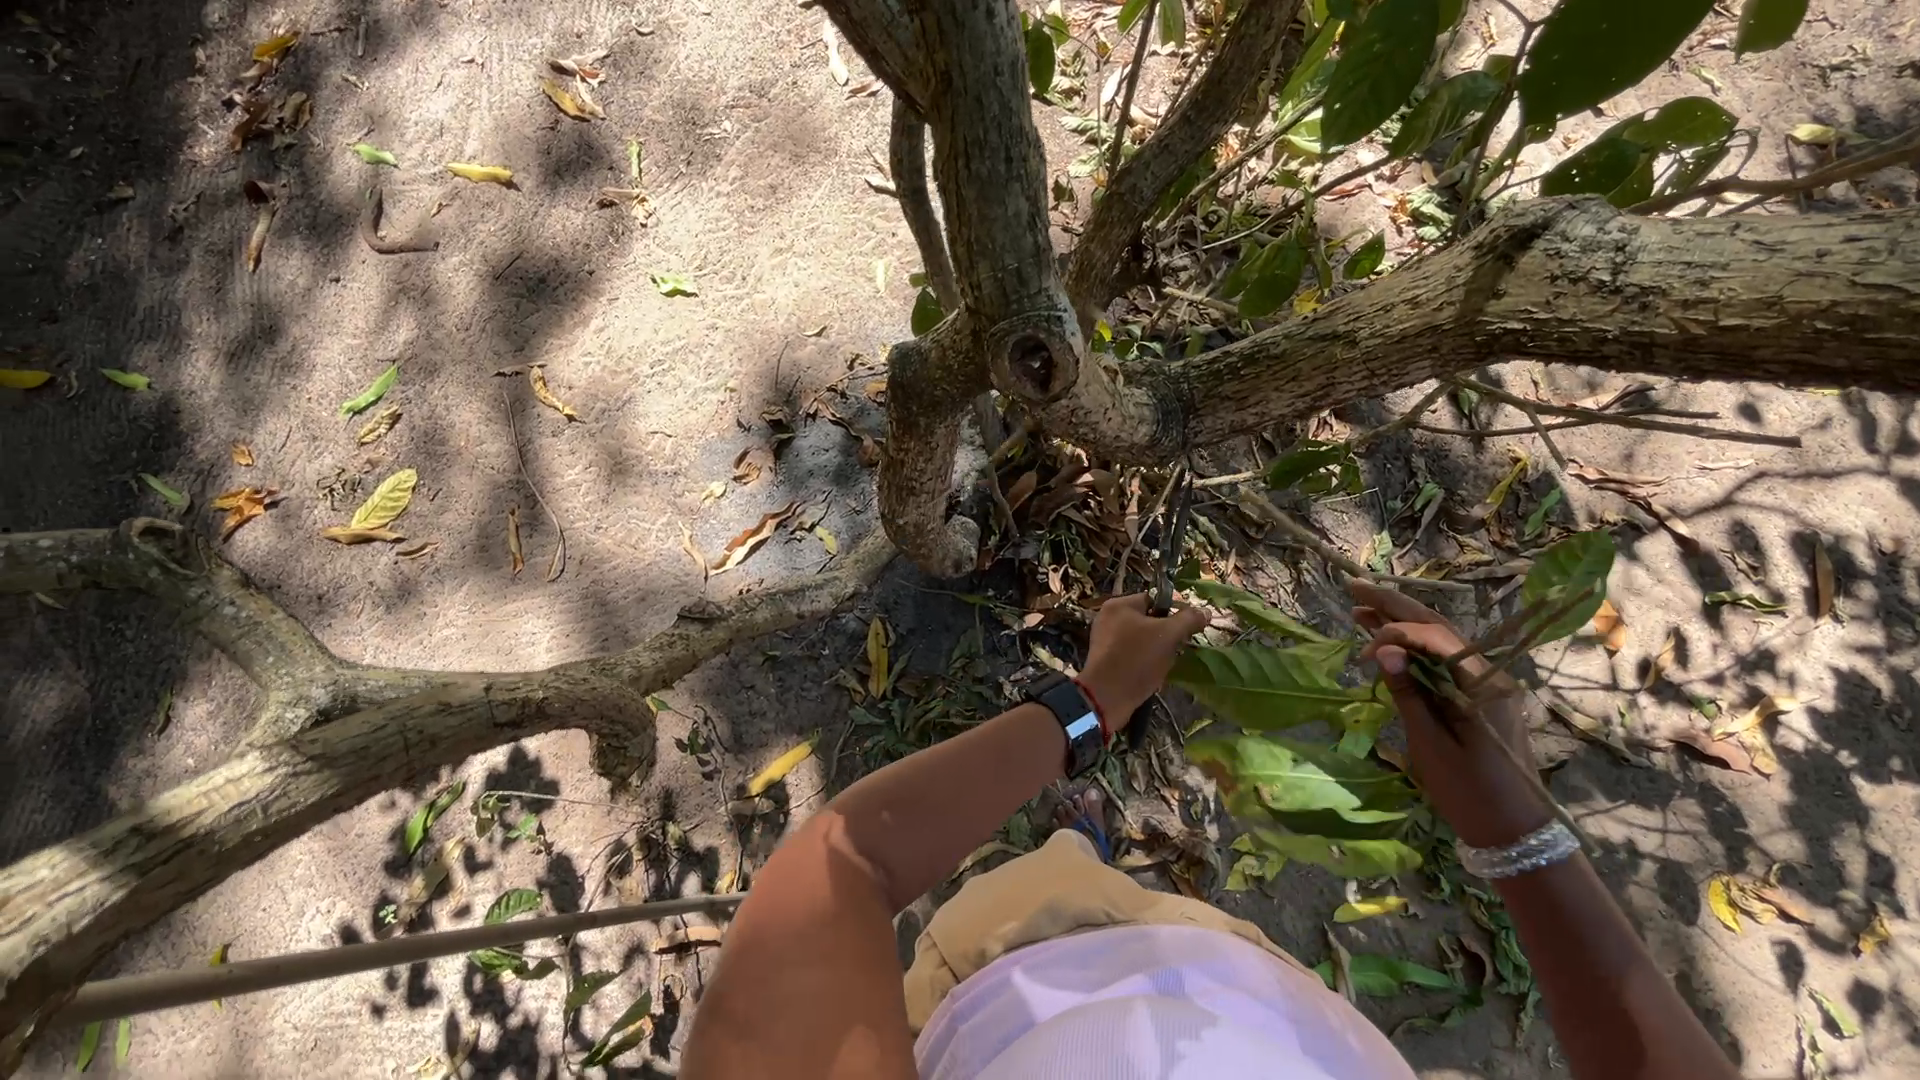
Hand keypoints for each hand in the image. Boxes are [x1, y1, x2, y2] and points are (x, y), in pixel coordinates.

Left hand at [1079, 593, 1208, 729]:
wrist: (1107, 698)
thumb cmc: (1136, 659)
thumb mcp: (1168, 635)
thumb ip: (1188, 620)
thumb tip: (1205, 611)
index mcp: (1119, 605)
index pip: (1154, 599)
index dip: (1175, 611)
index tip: (1189, 627)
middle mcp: (1109, 619)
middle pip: (1150, 621)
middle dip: (1168, 635)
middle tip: (1179, 648)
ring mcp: (1107, 641)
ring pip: (1144, 641)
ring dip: (1160, 652)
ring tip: (1167, 664)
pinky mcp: (1108, 662)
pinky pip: (1134, 656)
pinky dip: (1147, 664)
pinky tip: (1155, 675)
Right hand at [1348, 581, 1553, 847]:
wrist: (1516, 833)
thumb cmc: (1472, 794)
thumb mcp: (1432, 746)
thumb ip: (1408, 694)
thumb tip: (1382, 651)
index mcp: (1483, 685)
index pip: (1434, 638)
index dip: (1394, 633)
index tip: (1362, 653)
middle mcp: (1488, 674)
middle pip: (1436, 627)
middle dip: (1394, 605)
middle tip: (1353, 586)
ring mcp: (1484, 684)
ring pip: (1438, 639)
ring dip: (1399, 621)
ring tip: (1360, 606)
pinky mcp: (1476, 696)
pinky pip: (1441, 659)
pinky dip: (1411, 646)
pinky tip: (1386, 639)